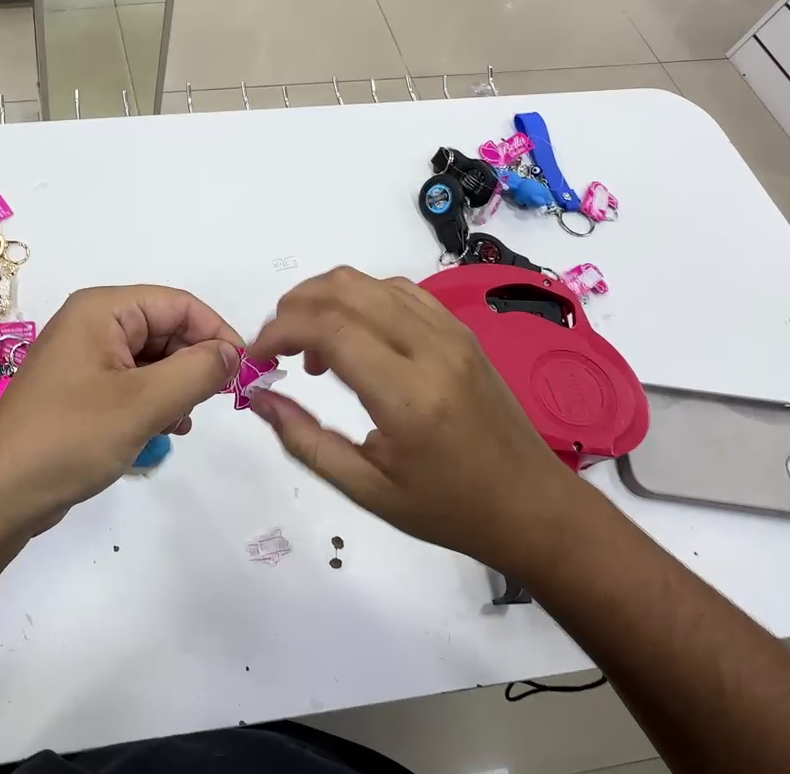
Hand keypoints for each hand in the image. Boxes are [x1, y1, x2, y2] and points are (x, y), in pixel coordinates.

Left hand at [0, 285, 242, 535]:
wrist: (1, 492)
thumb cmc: (71, 436)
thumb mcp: (144, 402)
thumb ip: (197, 371)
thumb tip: (232, 354)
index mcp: (102, 309)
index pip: (178, 303)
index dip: (216, 332)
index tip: (246, 372)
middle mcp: (92, 324)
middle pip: (164, 328)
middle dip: (196, 361)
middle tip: (219, 400)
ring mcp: (84, 358)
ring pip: (151, 358)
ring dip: (178, 384)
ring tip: (185, 419)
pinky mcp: (80, 391)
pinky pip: (132, 383)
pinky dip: (156, 400)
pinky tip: (167, 429)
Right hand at [245, 267, 584, 574]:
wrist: (533, 506)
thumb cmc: (448, 507)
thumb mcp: (366, 488)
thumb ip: (304, 440)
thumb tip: (258, 397)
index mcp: (409, 395)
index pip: (328, 328)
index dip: (279, 332)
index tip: (256, 358)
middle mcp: (432, 348)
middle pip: (344, 289)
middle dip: (293, 307)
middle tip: (276, 349)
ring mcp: (451, 332)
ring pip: (369, 282)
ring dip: (325, 301)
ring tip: (311, 350)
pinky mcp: (461, 329)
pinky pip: (398, 291)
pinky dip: (360, 300)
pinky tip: (353, 339)